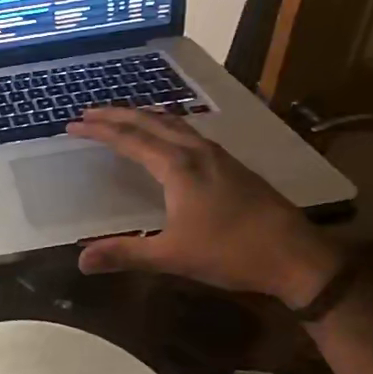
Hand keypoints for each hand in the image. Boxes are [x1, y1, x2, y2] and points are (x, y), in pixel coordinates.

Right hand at [66, 108, 344, 308]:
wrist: (301, 259)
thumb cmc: (232, 253)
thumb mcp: (172, 256)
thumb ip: (125, 253)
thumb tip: (81, 261)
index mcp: (179, 168)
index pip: (129, 139)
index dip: (98, 131)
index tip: (72, 125)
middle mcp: (197, 153)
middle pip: (150, 122)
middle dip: (116, 114)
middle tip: (88, 113)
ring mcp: (219, 157)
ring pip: (174, 123)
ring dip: (143, 116)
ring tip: (121, 116)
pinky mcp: (233, 166)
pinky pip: (189, 133)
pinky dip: (165, 126)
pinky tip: (166, 137)